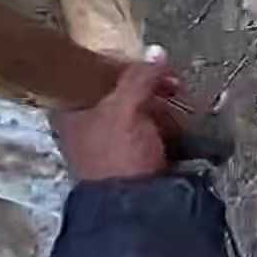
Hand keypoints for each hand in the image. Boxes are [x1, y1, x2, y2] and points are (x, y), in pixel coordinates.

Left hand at [54, 57, 183, 181]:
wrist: (132, 206)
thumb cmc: (117, 153)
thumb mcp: (126, 109)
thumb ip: (140, 77)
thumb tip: (157, 50)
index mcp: (71, 111)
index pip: (95, 74)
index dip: (123, 65)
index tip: (150, 64)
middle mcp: (88, 124)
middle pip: (121, 91)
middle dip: (152, 85)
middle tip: (175, 84)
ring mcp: (112, 141)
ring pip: (140, 110)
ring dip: (164, 104)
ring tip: (184, 102)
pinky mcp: (134, 156)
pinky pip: (152, 129)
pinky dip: (167, 123)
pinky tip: (183, 121)